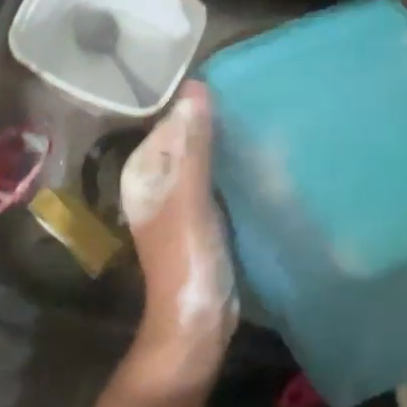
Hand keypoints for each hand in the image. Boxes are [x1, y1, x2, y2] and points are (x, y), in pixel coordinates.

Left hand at [118, 82, 237, 387]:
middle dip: (213, 124)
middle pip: (186, 141)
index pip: (169, 123)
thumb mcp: (190, 197)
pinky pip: (216, 183)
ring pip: (202, 162)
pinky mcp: (201, 220)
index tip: (235, 84)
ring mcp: (179, 203)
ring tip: (262, 122)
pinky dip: (232, 172)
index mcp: (143, 173)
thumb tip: (194, 86)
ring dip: (225, 147)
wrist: (196, 322)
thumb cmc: (187, 258)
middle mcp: (156, 184)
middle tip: (257, 100)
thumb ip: (193, 145)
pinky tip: (259, 162)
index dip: (196, 105)